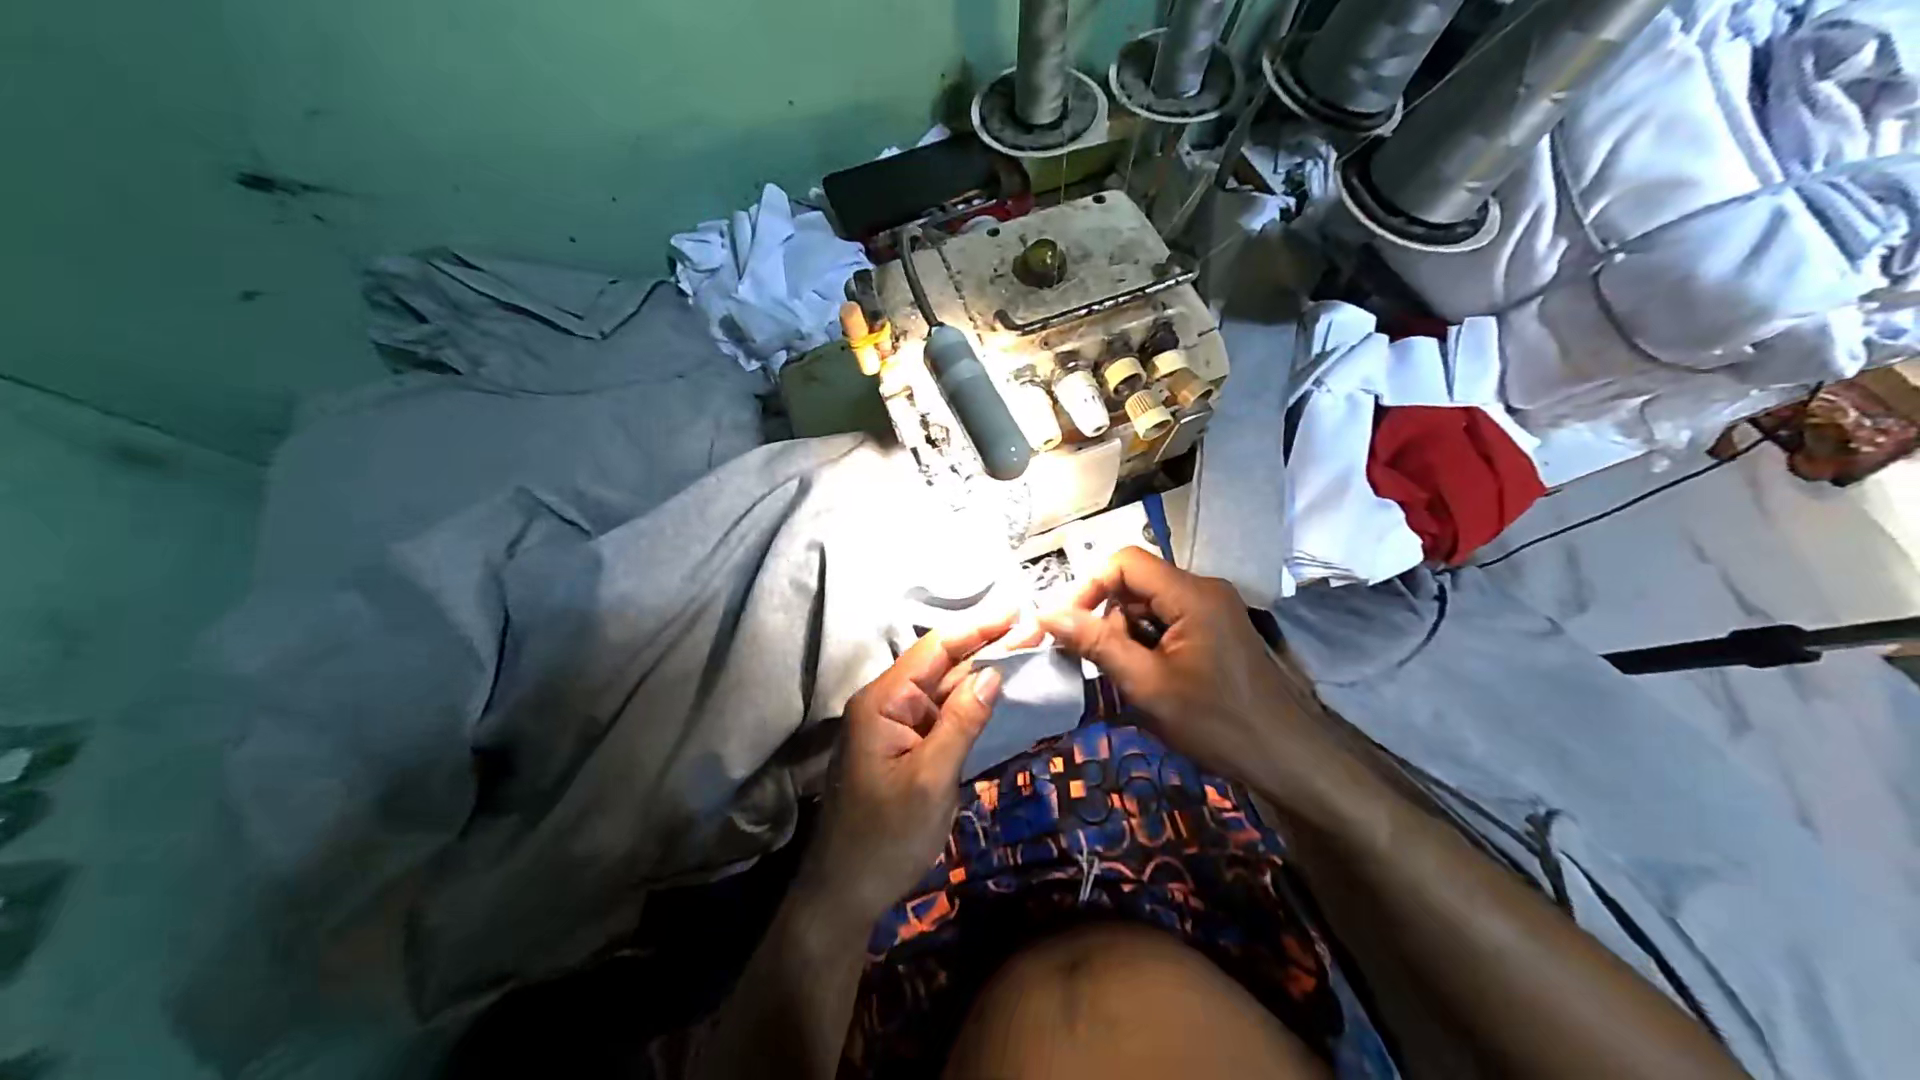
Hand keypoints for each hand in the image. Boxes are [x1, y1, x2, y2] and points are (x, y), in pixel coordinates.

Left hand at [794, 613, 1021, 927]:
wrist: (846, 891)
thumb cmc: (885, 836)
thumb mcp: (931, 780)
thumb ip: (961, 723)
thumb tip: (993, 674)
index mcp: (882, 702)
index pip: (934, 650)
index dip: (976, 629)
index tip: (1015, 613)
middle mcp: (886, 705)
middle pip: (940, 666)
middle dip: (984, 648)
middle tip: (1032, 632)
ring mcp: (896, 727)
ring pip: (943, 691)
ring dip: (980, 675)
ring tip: (1024, 655)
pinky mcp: (906, 749)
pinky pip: (941, 717)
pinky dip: (970, 706)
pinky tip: (998, 696)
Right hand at [1037, 548, 1355, 810]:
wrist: (1289, 758)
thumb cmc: (1217, 723)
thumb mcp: (1148, 685)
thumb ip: (1097, 644)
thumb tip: (1047, 614)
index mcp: (1191, 594)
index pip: (1124, 562)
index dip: (1088, 587)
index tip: (1068, 627)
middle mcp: (1204, 590)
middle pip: (1136, 584)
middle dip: (1107, 618)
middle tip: (1096, 663)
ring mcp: (1214, 610)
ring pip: (1149, 605)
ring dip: (1127, 635)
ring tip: (1128, 679)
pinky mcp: (1218, 630)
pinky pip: (1169, 622)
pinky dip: (1148, 644)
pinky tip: (1151, 680)